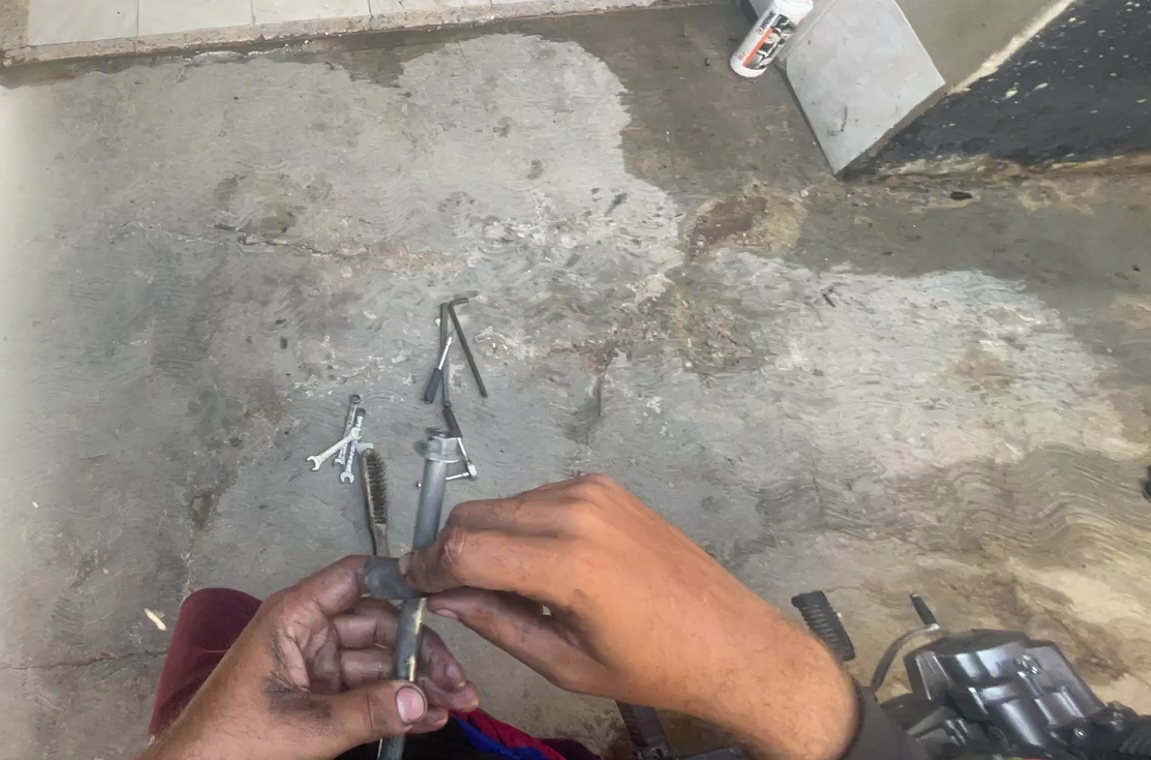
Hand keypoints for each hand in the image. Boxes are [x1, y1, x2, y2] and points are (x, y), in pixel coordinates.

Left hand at [143, 556, 479, 759]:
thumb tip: (424, 701)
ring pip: (377, 658)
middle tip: (461, 684)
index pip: (353, 577)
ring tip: (458, 704)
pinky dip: (396, 701)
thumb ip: (366, 712)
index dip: (396, 579)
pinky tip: (430, 716)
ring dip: (416, 680)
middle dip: (420, 650)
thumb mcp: (304, 726)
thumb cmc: (234, 736)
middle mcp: (309, 627)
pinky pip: (366, 687)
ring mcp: (316, 660)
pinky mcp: (320, 690)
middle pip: (377, 622)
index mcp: (295, 613)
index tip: (440, 597)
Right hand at [403, 476, 856, 759]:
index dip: (430, 566)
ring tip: (499, 578)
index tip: (413, 583)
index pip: (467, 549)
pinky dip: (518, 525)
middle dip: (448, 548)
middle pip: (473, 515)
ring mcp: (587, 489)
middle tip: (444, 583)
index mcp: (569, 564)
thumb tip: (442, 597)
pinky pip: (533, 498)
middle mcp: (573, 510)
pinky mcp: (598, 482)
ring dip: (483, 536)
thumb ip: (495, 623)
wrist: (737, 643)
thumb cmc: (653, 669)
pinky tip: (538, 559)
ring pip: (500, 504)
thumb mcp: (565, 664)